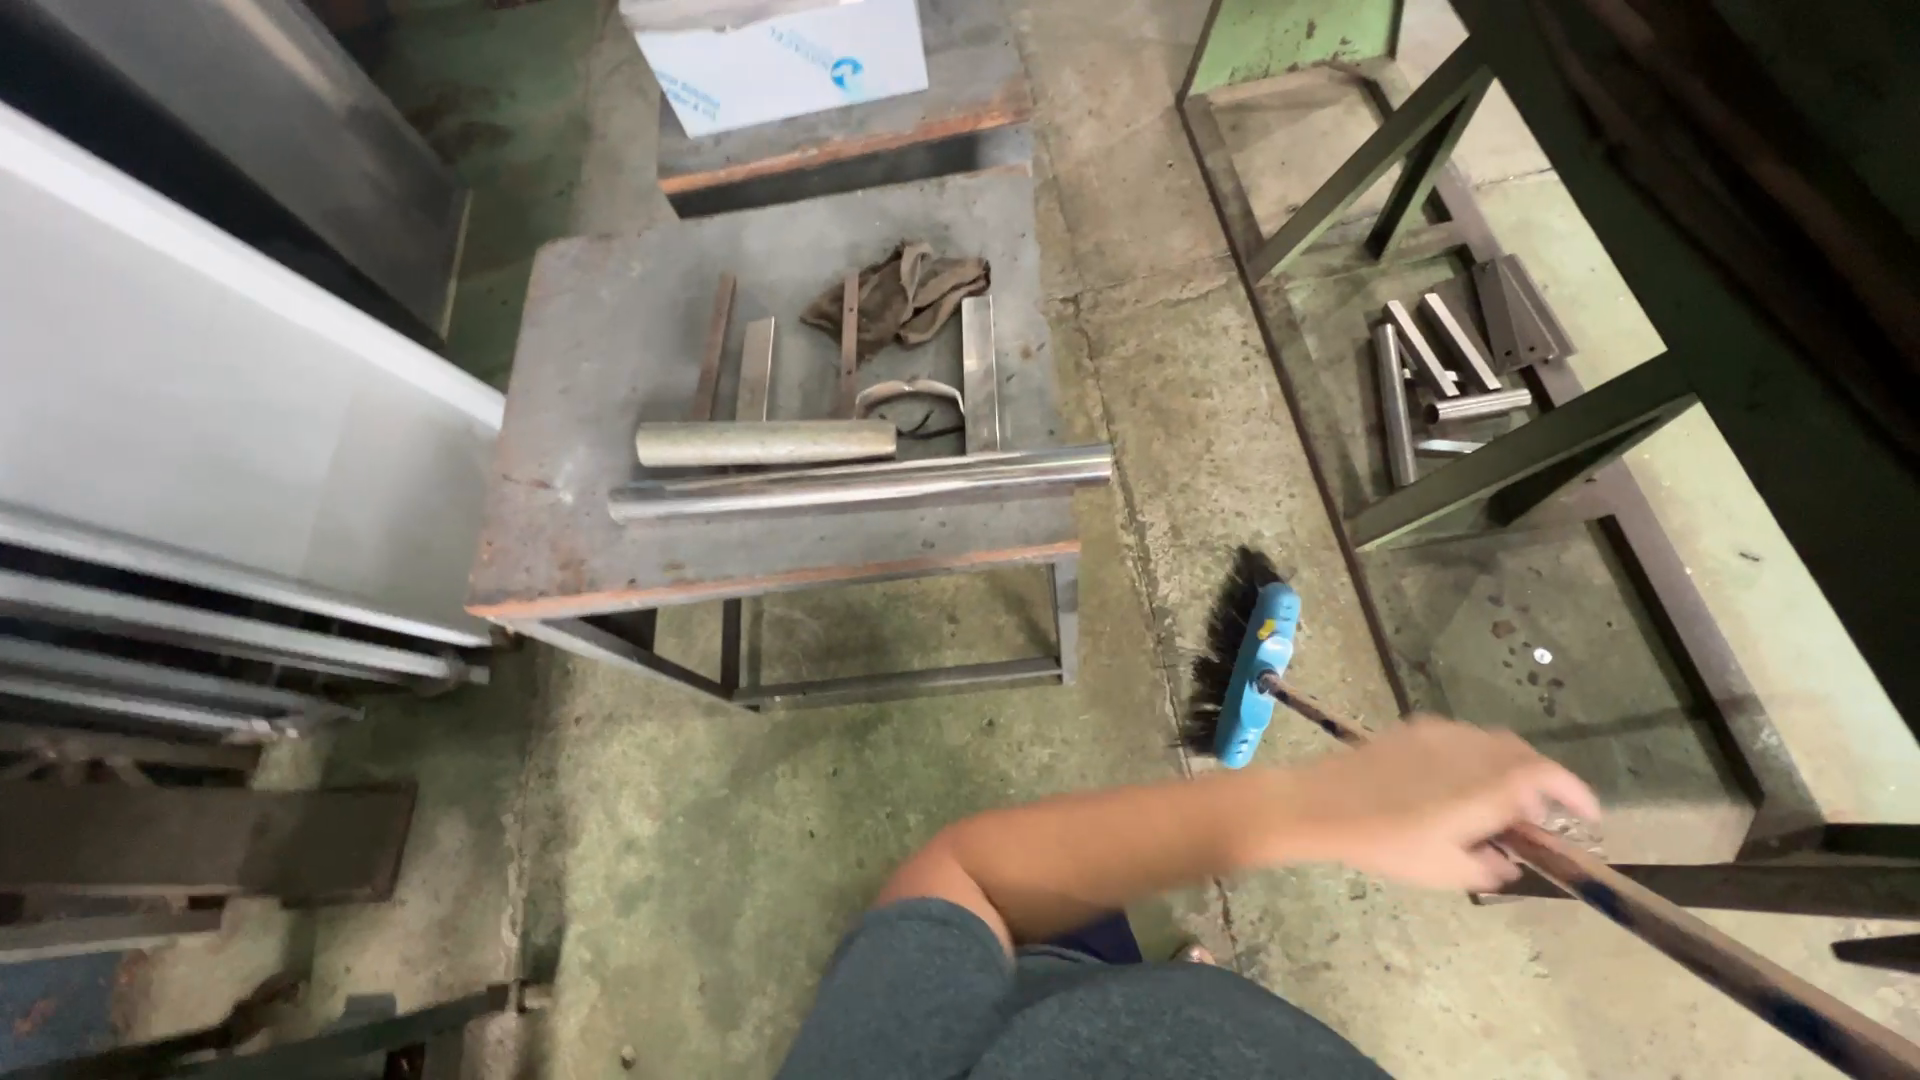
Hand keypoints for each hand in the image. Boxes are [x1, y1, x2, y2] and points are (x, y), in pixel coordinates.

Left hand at [1268, 715, 1600, 890]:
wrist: (1317, 803)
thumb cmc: (1384, 841)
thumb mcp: (1445, 870)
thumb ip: (1488, 866)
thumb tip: (1508, 862)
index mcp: (1484, 783)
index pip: (1546, 774)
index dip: (1574, 791)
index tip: (1587, 815)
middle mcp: (1465, 749)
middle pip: (1519, 753)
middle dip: (1538, 781)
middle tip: (1535, 816)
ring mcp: (1432, 734)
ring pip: (1487, 742)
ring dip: (1503, 767)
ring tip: (1493, 803)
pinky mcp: (1405, 730)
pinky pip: (1454, 738)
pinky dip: (1470, 757)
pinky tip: (1453, 785)